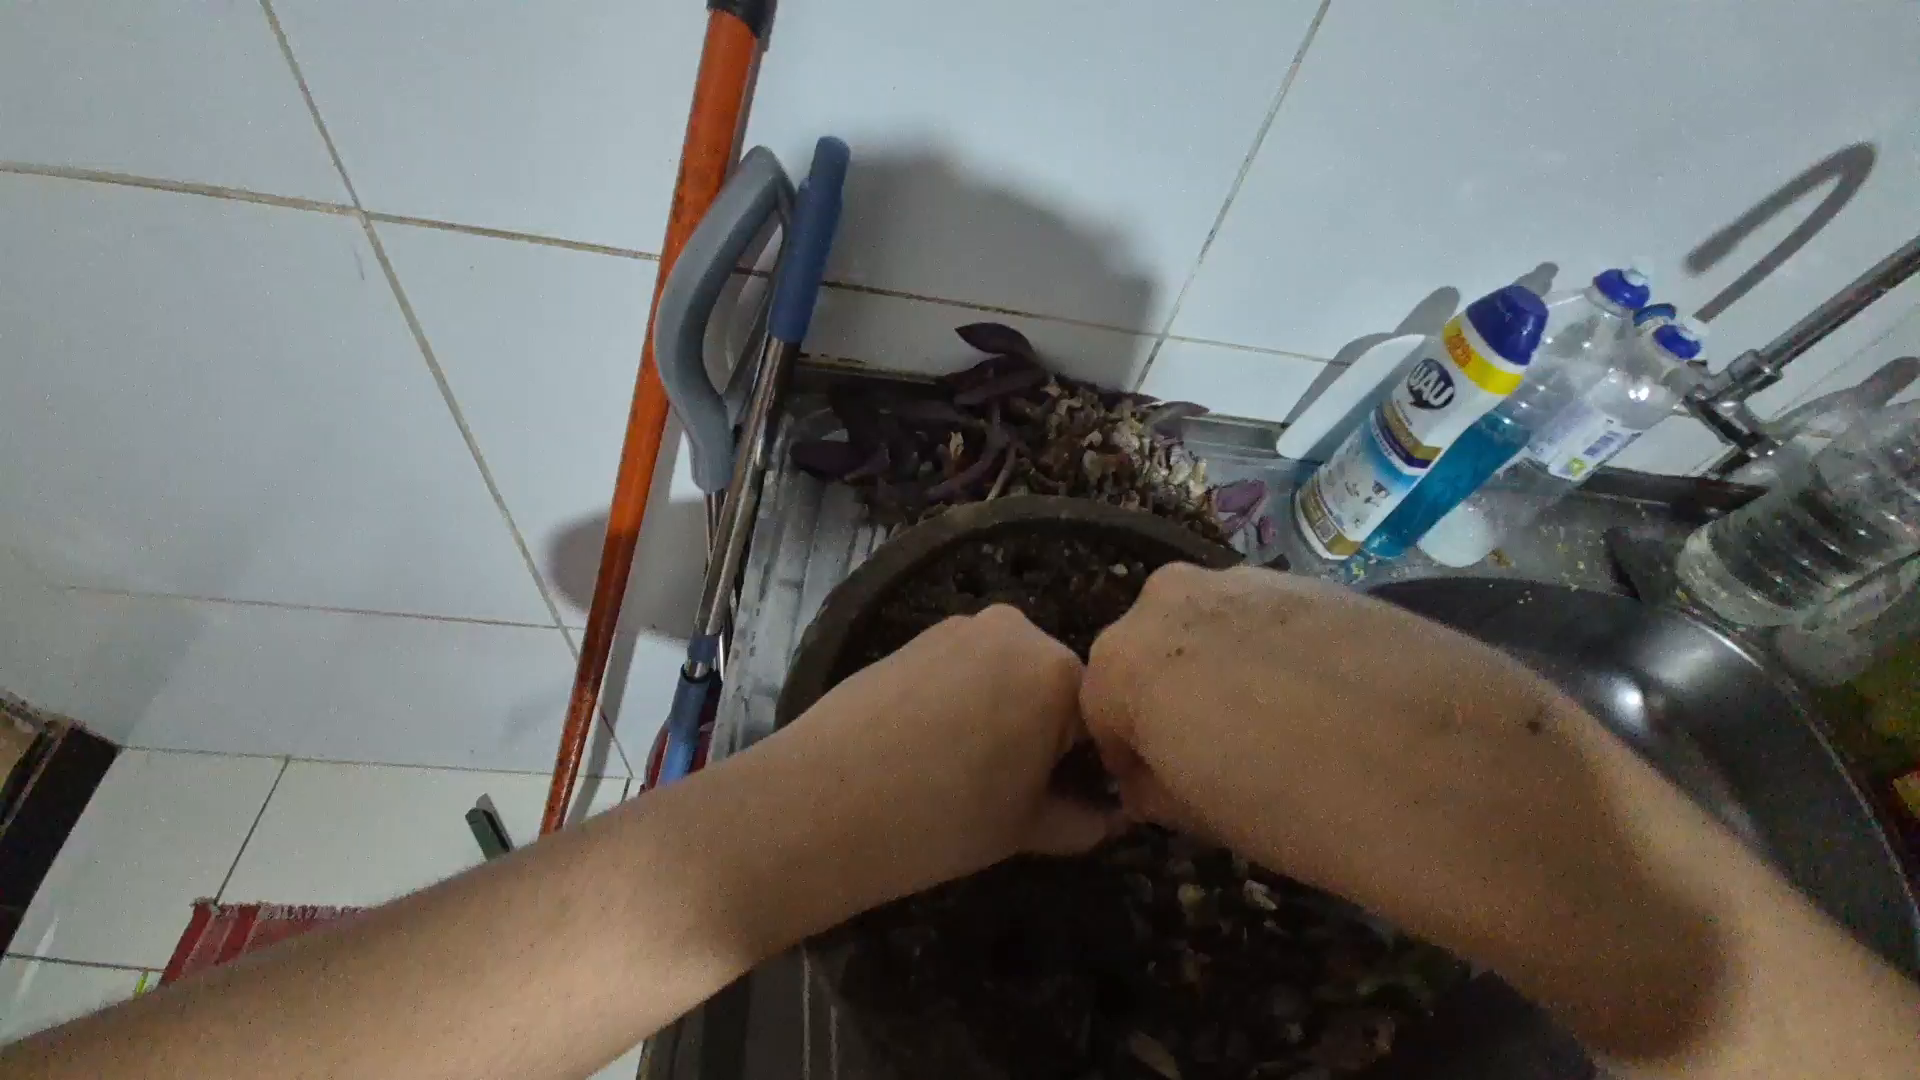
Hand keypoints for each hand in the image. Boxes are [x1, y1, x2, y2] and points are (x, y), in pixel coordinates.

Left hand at [755, 604, 1119, 907]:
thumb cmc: (943, 819)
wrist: (821, 800)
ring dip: (1006, 713)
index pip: (1100, 718)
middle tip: (1019, 787)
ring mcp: (959, 627)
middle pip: (1053, 686)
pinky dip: (965, 698)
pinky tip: (934, 743)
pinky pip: (964, 666)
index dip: (1092, 765)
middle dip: (1048, 733)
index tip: (1076, 799)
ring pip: (1007, 674)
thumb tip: (1110, 819)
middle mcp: (1015, 630)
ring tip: (970, 768)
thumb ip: (1082, 819)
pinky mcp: (916, 635)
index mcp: (1057, 670)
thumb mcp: (1026, 827)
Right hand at [1078, 564, 1739, 1061]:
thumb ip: (1158, 783)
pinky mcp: (1310, 574)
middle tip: (1224, 753)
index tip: (1166, 787)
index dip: (1131, 752)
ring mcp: (1244, 578)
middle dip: (1169, 698)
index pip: (1099, 706)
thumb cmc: (1309, 817)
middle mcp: (1169, 599)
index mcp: (1125, 661)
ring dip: (1220, 667)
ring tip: (1285, 721)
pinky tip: (1329, 693)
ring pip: (1203, 626)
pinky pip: (1261, 614)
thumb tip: (1154, 771)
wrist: (1468, 779)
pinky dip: (1273, 647)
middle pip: (1146, 651)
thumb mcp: (1206, 817)